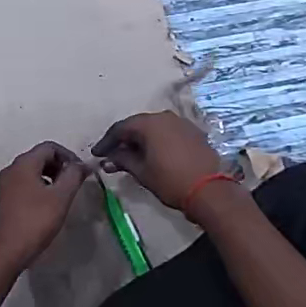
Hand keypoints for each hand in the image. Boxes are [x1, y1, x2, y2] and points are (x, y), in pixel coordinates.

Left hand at [0, 142, 86, 270]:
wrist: (3, 254)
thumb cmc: (34, 222)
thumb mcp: (60, 197)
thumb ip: (73, 176)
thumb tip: (82, 164)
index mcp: (24, 164)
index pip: (50, 147)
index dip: (69, 155)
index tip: (81, 171)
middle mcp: (11, 170)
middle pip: (39, 157)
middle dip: (59, 166)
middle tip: (74, 182)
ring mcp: (3, 185)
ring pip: (31, 172)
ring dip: (50, 177)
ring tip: (62, 195)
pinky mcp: (1, 200)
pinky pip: (23, 185)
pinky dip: (38, 188)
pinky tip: (46, 206)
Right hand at [91, 112, 230, 216]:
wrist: (209, 189)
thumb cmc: (170, 180)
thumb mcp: (142, 172)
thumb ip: (123, 161)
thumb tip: (107, 159)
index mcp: (149, 123)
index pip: (121, 128)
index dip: (106, 141)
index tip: (96, 154)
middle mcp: (165, 117)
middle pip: (138, 125)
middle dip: (123, 140)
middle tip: (110, 155)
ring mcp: (181, 123)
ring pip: (154, 128)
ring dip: (140, 140)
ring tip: (129, 157)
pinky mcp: (193, 132)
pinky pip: (168, 132)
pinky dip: (156, 141)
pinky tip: (151, 154)